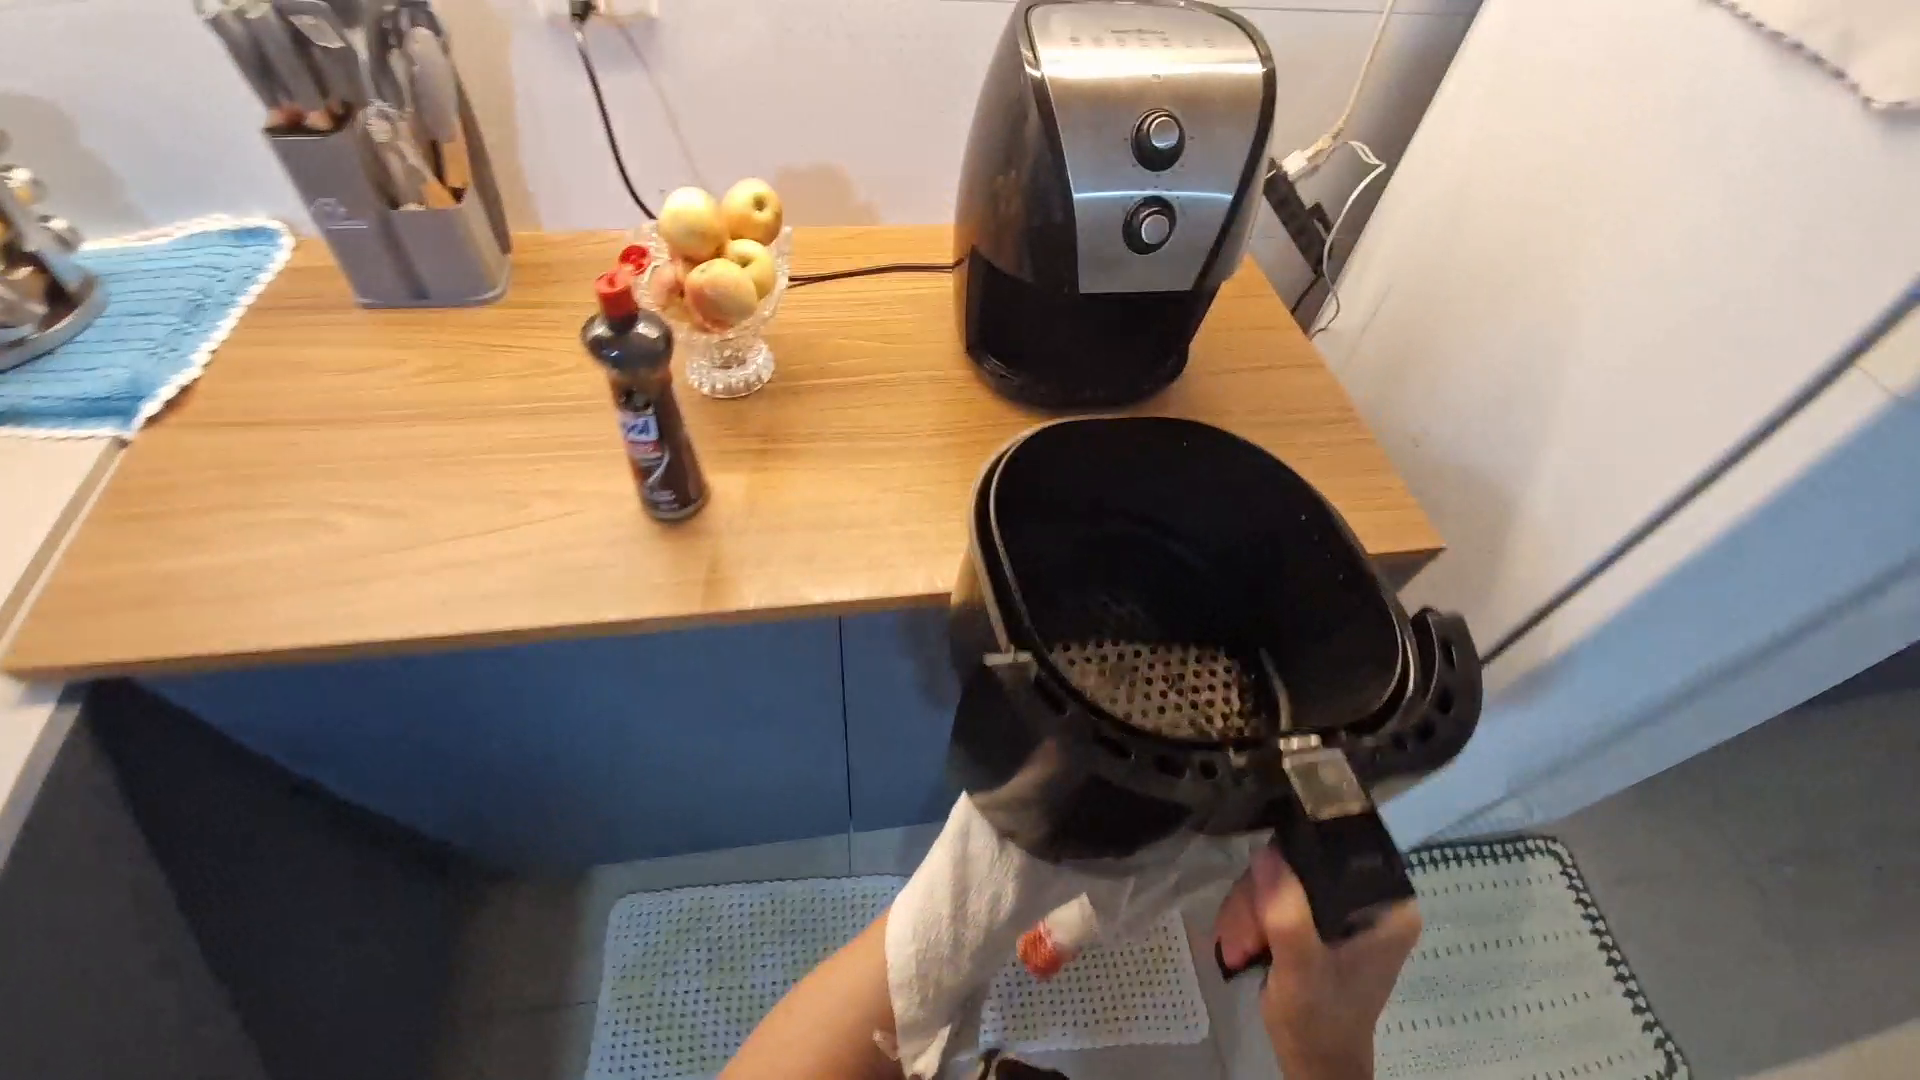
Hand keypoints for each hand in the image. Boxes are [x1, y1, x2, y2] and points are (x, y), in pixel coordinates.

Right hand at [1213, 846, 1420, 1079]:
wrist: (1313, 1066)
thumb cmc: (1318, 1022)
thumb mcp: (1301, 969)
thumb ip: (1287, 915)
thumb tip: (1267, 854)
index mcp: (1386, 905)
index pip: (1330, 851)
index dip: (1287, 867)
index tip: (1259, 906)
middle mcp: (1367, 898)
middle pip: (1295, 864)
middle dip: (1257, 901)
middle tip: (1243, 938)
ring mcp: (1339, 908)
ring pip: (1276, 877)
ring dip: (1246, 912)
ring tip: (1238, 947)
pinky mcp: (1317, 918)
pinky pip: (1271, 894)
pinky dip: (1249, 918)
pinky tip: (1242, 944)